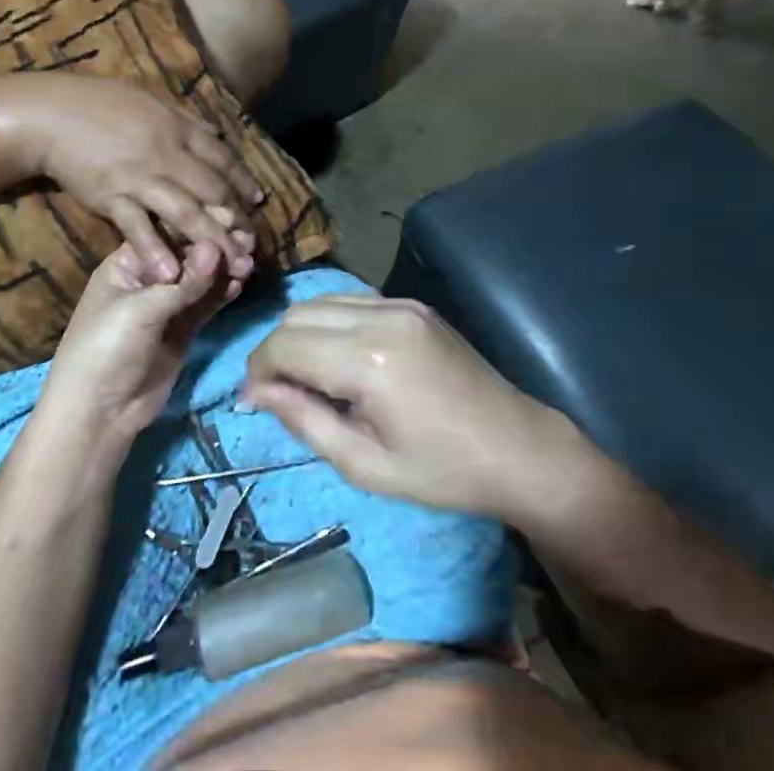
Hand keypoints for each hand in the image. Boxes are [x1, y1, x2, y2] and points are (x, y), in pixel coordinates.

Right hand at [22, 75, 261, 283]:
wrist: (49, 116)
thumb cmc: (99, 104)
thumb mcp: (150, 101)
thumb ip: (186, 121)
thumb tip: (216, 135)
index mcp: (178, 129)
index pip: (222, 159)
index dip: (243, 181)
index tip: (259, 201)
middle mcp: (167, 155)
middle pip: (212, 191)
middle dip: (237, 220)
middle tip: (253, 247)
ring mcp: (140, 179)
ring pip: (185, 212)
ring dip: (212, 241)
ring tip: (231, 267)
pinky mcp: (112, 199)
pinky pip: (138, 227)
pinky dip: (154, 250)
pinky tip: (170, 274)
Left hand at [39, 237, 247, 439]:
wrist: (99, 411)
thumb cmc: (106, 348)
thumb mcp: (141, 309)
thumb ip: (183, 281)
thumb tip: (216, 246)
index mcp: (127, 263)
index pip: (167, 233)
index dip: (198, 225)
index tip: (230, 219)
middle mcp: (148, 278)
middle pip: (188, 254)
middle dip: (217, 246)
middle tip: (247, 241)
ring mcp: (167, 305)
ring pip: (202, 279)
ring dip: (225, 269)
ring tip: (249, 261)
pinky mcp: (183, 329)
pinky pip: (207, 304)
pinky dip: (222, 293)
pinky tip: (240, 283)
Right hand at [242, 297, 586, 521]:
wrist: (520, 449)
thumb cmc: (442, 472)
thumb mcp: (365, 465)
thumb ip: (304, 421)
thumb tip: (258, 393)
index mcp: (369, 360)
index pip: (284, 345)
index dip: (257, 372)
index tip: (253, 403)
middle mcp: (381, 317)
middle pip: (296, 315)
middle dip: (274, 352)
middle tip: (277, 395)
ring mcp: (401, 305)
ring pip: (320, 301)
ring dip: (300, 335)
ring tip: (307, 379)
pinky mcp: (414, 305)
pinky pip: (351, 302)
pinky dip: (329, 324)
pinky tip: (339, 360)